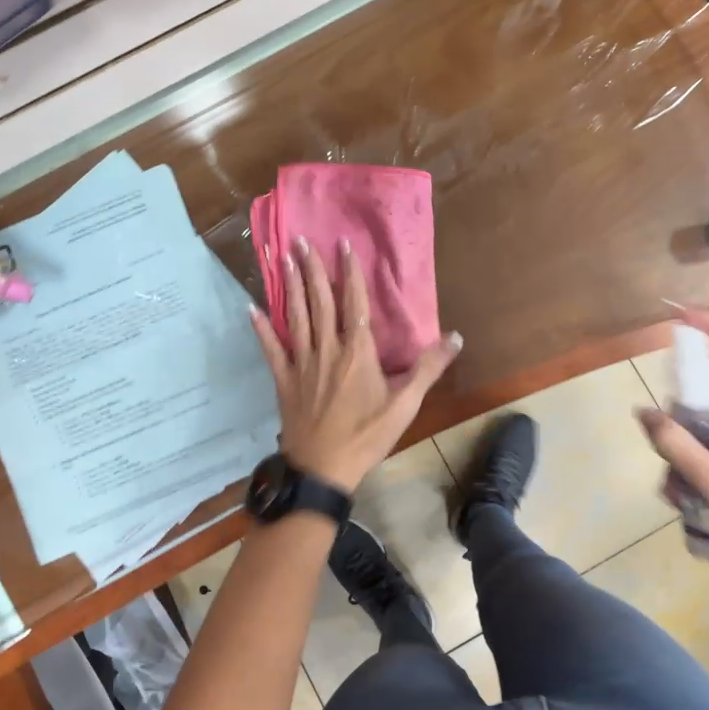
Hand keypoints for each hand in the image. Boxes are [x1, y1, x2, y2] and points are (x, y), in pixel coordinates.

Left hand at [249, 237, 461, 493]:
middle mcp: (327, 349)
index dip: (350, 272)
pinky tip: (251, 307)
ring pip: (295, 316)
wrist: (323, 469)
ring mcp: (302, 363)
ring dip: (290, 286)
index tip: (344, 245)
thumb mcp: (405, 405)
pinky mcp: (284, 380)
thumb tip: (456, 336)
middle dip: (312, 269)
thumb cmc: (367, 437)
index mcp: (357, 352)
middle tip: (302, 240)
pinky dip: (261, 327)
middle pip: (319, 301)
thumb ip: (428, 368)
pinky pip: (271, 348)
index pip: (354, 302)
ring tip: (283, 258)